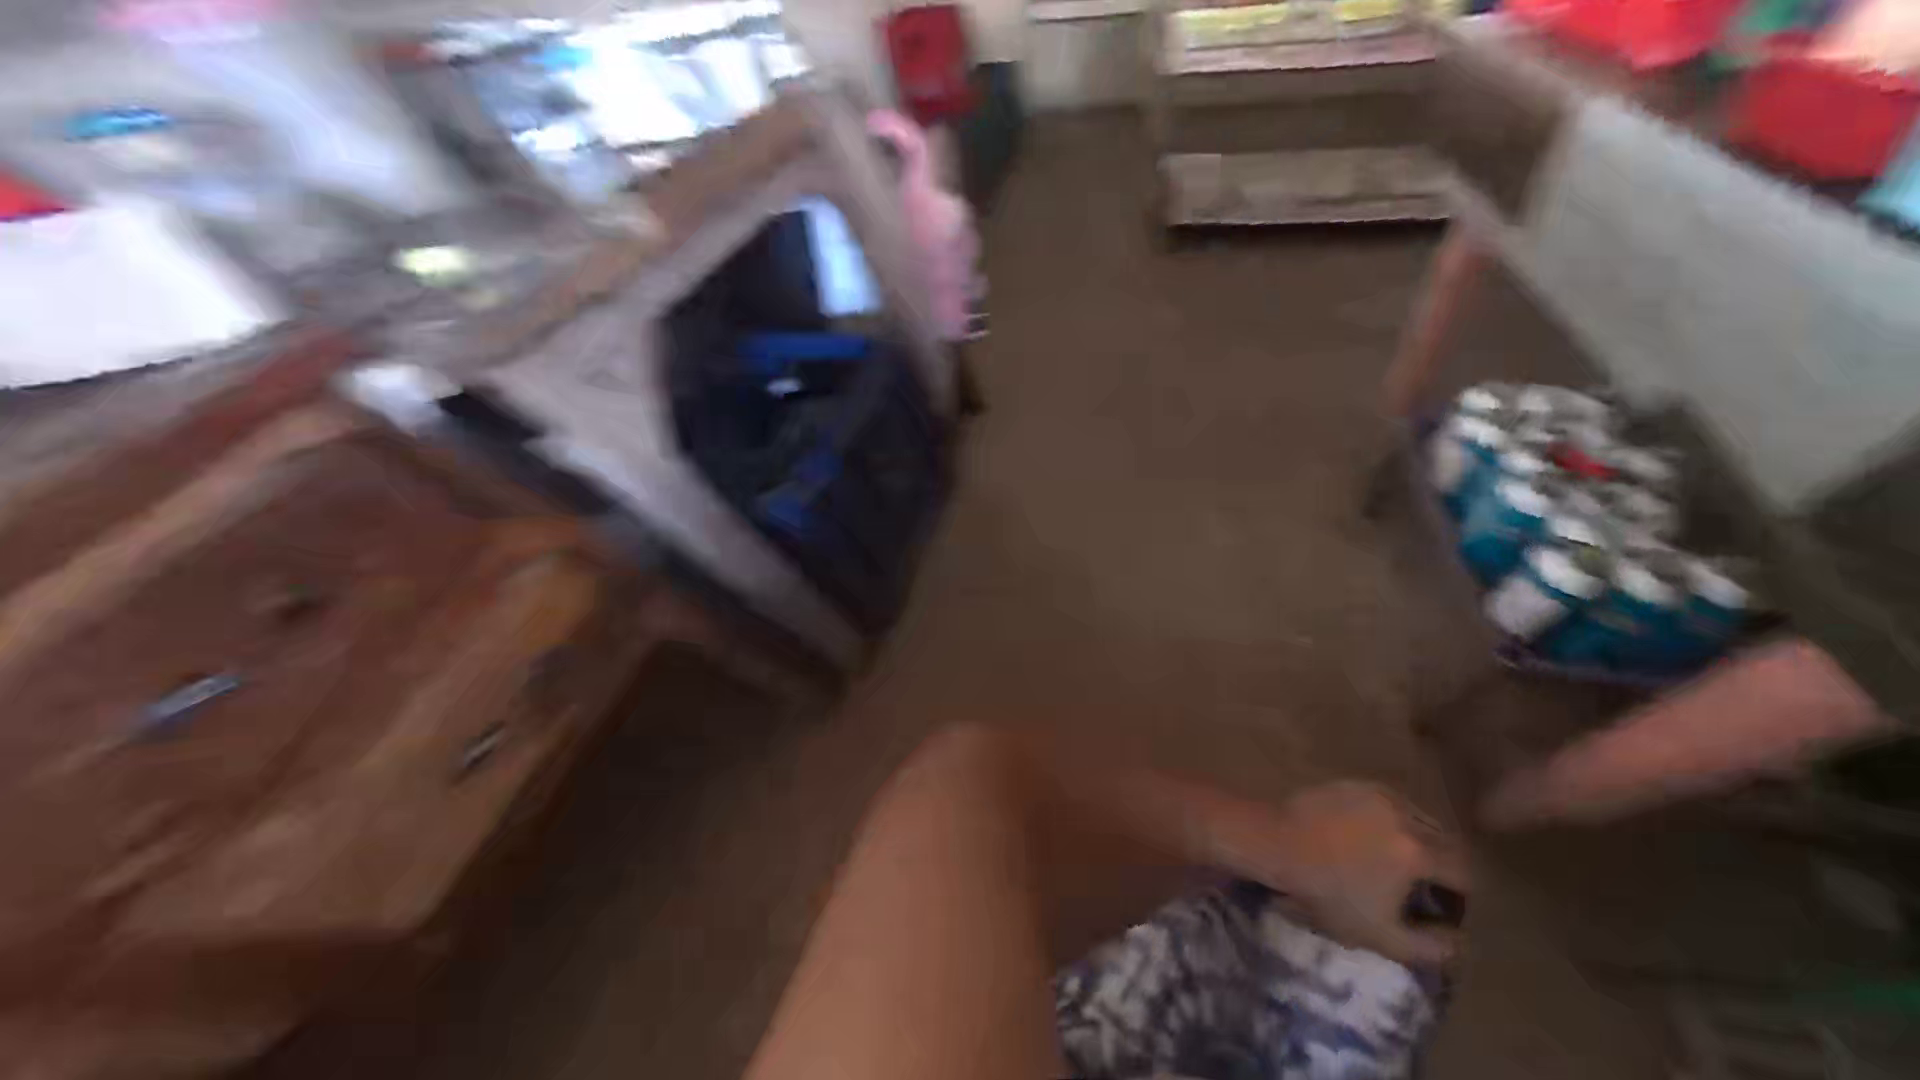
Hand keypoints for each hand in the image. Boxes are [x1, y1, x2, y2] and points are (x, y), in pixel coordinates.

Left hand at [1262, 782, 1468, 967]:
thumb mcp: (1379, 936)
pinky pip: (1388, 802)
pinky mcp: (1353, 783)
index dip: (1460, 895)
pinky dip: (1389, 819)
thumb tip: (1458, 942)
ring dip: (1417, 838)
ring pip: (1417, 817)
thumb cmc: (1325, 892)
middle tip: (1419, 883)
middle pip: (1445, 841)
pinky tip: (1368, 835)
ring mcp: (1378, 794)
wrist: (1275, 843)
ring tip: (1394, 858)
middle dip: (1442, 865)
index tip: (1442, 907)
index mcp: (1418, 851)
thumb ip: (1429, 948)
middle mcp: (1404, 815)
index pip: (1465, 873)